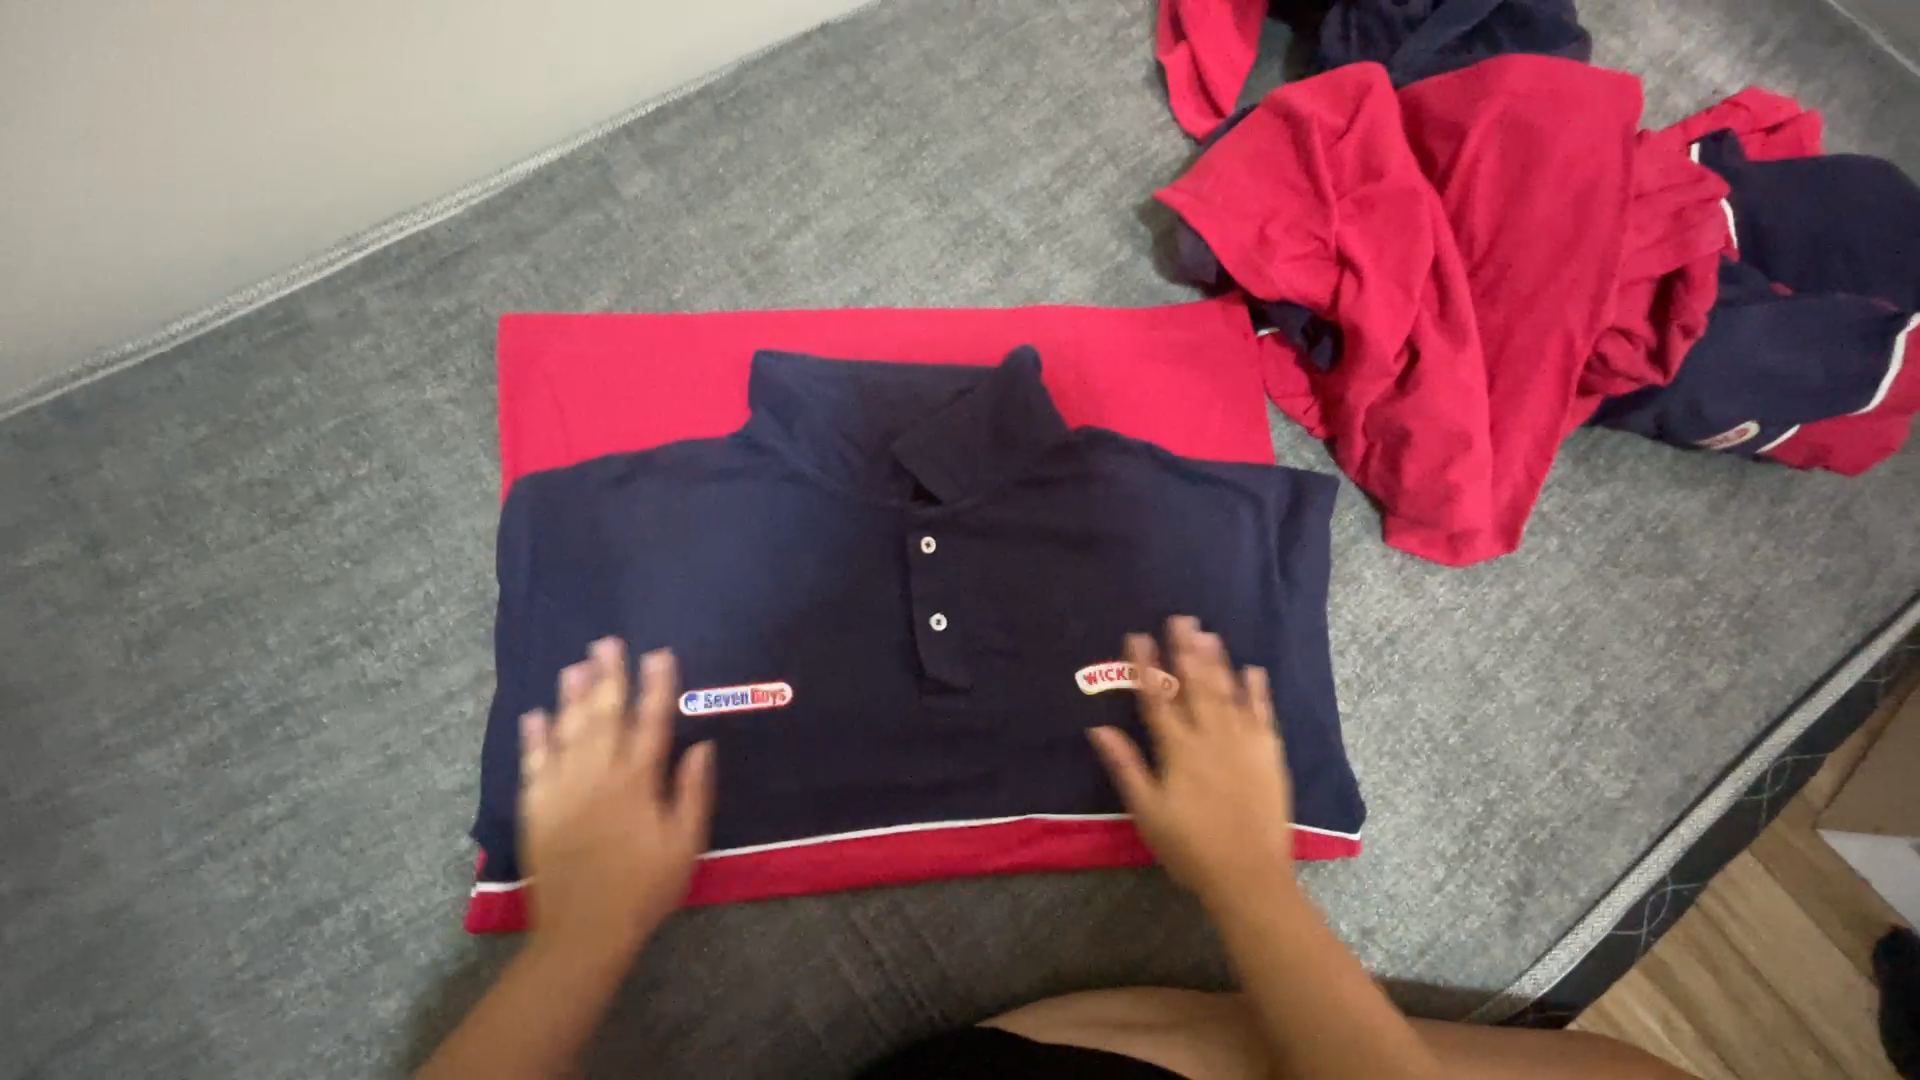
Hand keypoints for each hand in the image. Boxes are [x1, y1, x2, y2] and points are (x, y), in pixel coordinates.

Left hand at [519, 638, 714, 956]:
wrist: (583, 933)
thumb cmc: (645, 887)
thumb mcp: (686, 844)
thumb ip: (692, 792)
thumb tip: (701, 746)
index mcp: (637, 784)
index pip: (651, 723)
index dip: (656, 686)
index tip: (659, 654)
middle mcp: (598, 778)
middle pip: (605, 716)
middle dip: (609, 677)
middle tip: (607, 642)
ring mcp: (562, 791)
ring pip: (567, 732)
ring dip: (571, 696)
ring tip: (575, 665)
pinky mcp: (536, 809)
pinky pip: (533, 764)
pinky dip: (535, 738)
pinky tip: (536, 714)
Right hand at [1087, 617, 1296, 901]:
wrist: (1249, 876)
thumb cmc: (1189, 846)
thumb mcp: (1146, 810)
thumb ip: (1125, 766)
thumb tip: (1098, 728)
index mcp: (1178, 749)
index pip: (1156, 699)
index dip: (1145, 667)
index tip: (1137, 636)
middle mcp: (1211, 737)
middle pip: (1195, 685)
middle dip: (1185, 651)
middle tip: (1181, 619)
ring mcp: (1244, 743)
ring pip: (1229, 693)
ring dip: (1218, 661)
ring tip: (1209, 632)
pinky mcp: (1270, 756)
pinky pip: (1263, 715)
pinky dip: (1258, 692)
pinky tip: (1253, 670)